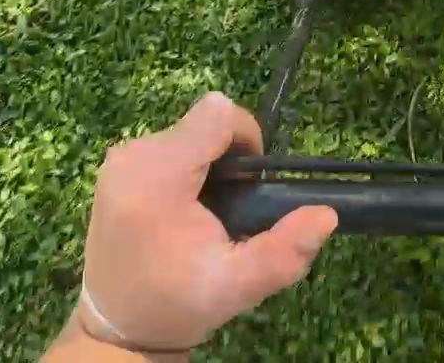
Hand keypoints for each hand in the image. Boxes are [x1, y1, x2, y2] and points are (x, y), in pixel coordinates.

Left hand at [75, 92, 337, 353]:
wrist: (117, 329)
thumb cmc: (178, 303)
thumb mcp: (238, 286)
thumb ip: (284, 252)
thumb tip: (326, 215)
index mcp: (158, 176)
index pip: (218, 114)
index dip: (246, 137)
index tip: (248, 182)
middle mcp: (133, 155)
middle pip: (206, 119)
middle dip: (229, 153)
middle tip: (229, 204)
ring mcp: (120, 158)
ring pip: (191, 128)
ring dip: (210, 158)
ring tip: (207, 209)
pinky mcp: (117, 163)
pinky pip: (171, 140)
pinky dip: (189, 162)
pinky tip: (184, 205)